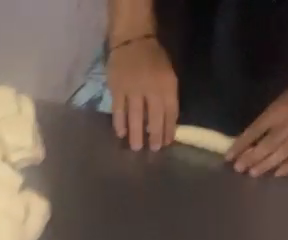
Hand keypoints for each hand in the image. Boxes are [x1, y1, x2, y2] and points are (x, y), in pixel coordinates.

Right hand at [106, 36, 178, 150]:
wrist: (133, 41)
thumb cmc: (153, 59)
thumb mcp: (168, 74)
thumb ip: (167, 95)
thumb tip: (165, 121)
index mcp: (167, 83)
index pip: (170, 110)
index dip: (169, 128)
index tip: (168, 143)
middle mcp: (151, 87)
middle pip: (154, 116)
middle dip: (155, 134)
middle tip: (154, 150)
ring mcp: (133, 89)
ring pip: (135, 116)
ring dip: (136, 133)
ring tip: (137, 147)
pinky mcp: (117, 90)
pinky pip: (119, 110)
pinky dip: (119, 123)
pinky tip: (121, 134)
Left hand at [227, 77, 287, 176]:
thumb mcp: (277, 102)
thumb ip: (264, 121)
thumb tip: (245, 142)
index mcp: (278, 112)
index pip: (255, 131)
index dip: (240, 145)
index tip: (228, 158)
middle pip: (267, 146)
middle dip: (251, 158)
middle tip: (239, 168)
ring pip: (281, 154)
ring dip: (265, 165)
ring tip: (253, 173)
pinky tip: (277, 174)